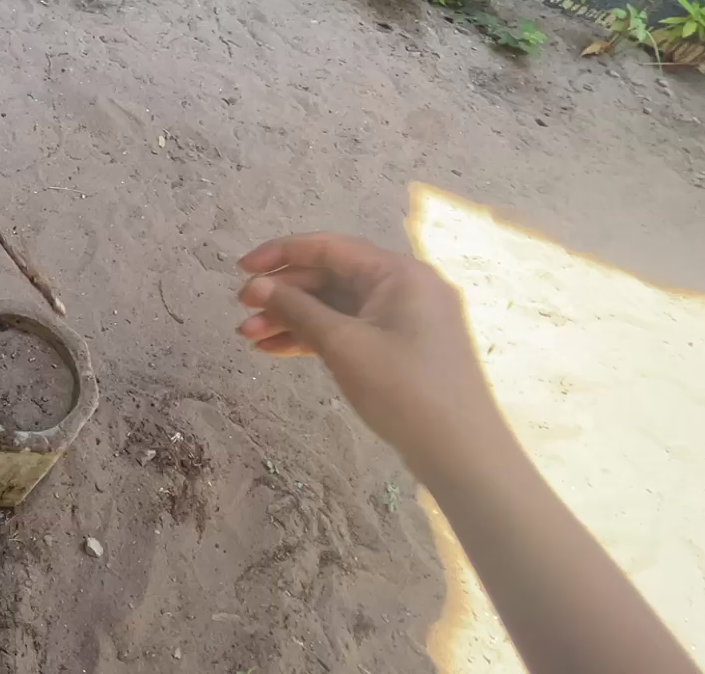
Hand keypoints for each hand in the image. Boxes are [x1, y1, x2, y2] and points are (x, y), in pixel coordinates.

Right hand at [236, 233, 510, 481]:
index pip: (327, 247)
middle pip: (327, 276)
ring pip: (331, 305)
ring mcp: (401, 318)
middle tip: (242, 310)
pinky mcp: (396, 345)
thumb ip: (295, 308)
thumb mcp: (342, 343)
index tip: (241, 270)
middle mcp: (401, 286)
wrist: (463, 457)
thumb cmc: (404, 389)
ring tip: (248, 336)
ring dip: (289, 318)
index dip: (279, 253)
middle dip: (281, 294)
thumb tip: (256, 286)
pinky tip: (273, 349)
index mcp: (397, 273)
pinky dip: (310, 336)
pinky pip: (344, 327)